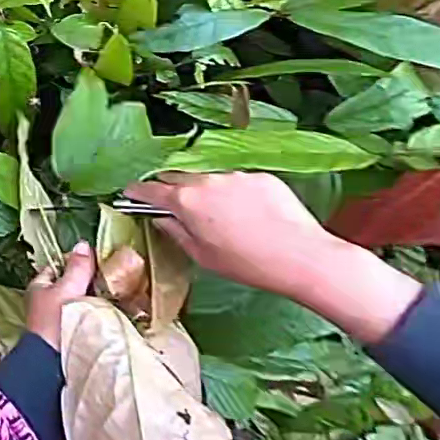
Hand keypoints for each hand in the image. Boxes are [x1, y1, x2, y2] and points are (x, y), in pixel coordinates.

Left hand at [25, 241, 140, 348]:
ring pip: (77, 303)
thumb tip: (82, 245)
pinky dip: (94, 316)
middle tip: (111, 282)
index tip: (96, 263)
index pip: (57, 268)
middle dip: (87, 284)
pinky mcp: (65, 334)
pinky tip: (110, 317)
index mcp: (39, 286)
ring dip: (93, 301)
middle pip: (69, 286)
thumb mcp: (67, 290)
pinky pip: (83, 318)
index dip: (74, 263)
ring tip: (116, 299)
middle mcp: (44, 300)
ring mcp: (54, 318)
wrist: (52, 362)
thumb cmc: (54, 321)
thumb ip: (77, 269)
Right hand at [123, 172, 421, 344]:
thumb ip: (174, 231)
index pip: (148, 188)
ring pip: (206, 177)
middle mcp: (206, 180)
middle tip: (175, 205)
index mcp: (185, 200)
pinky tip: (245, 212)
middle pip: (175, 176)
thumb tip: (161, 218)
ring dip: (203, 189)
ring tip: (218, 213)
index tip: (130, 194)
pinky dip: (232, 191)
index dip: (135, 192)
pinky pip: (235, 180)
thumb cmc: (251, 264)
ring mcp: (235, 176)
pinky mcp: (261, 176)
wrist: (308, 259)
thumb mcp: (201, 255)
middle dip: (169, 188)